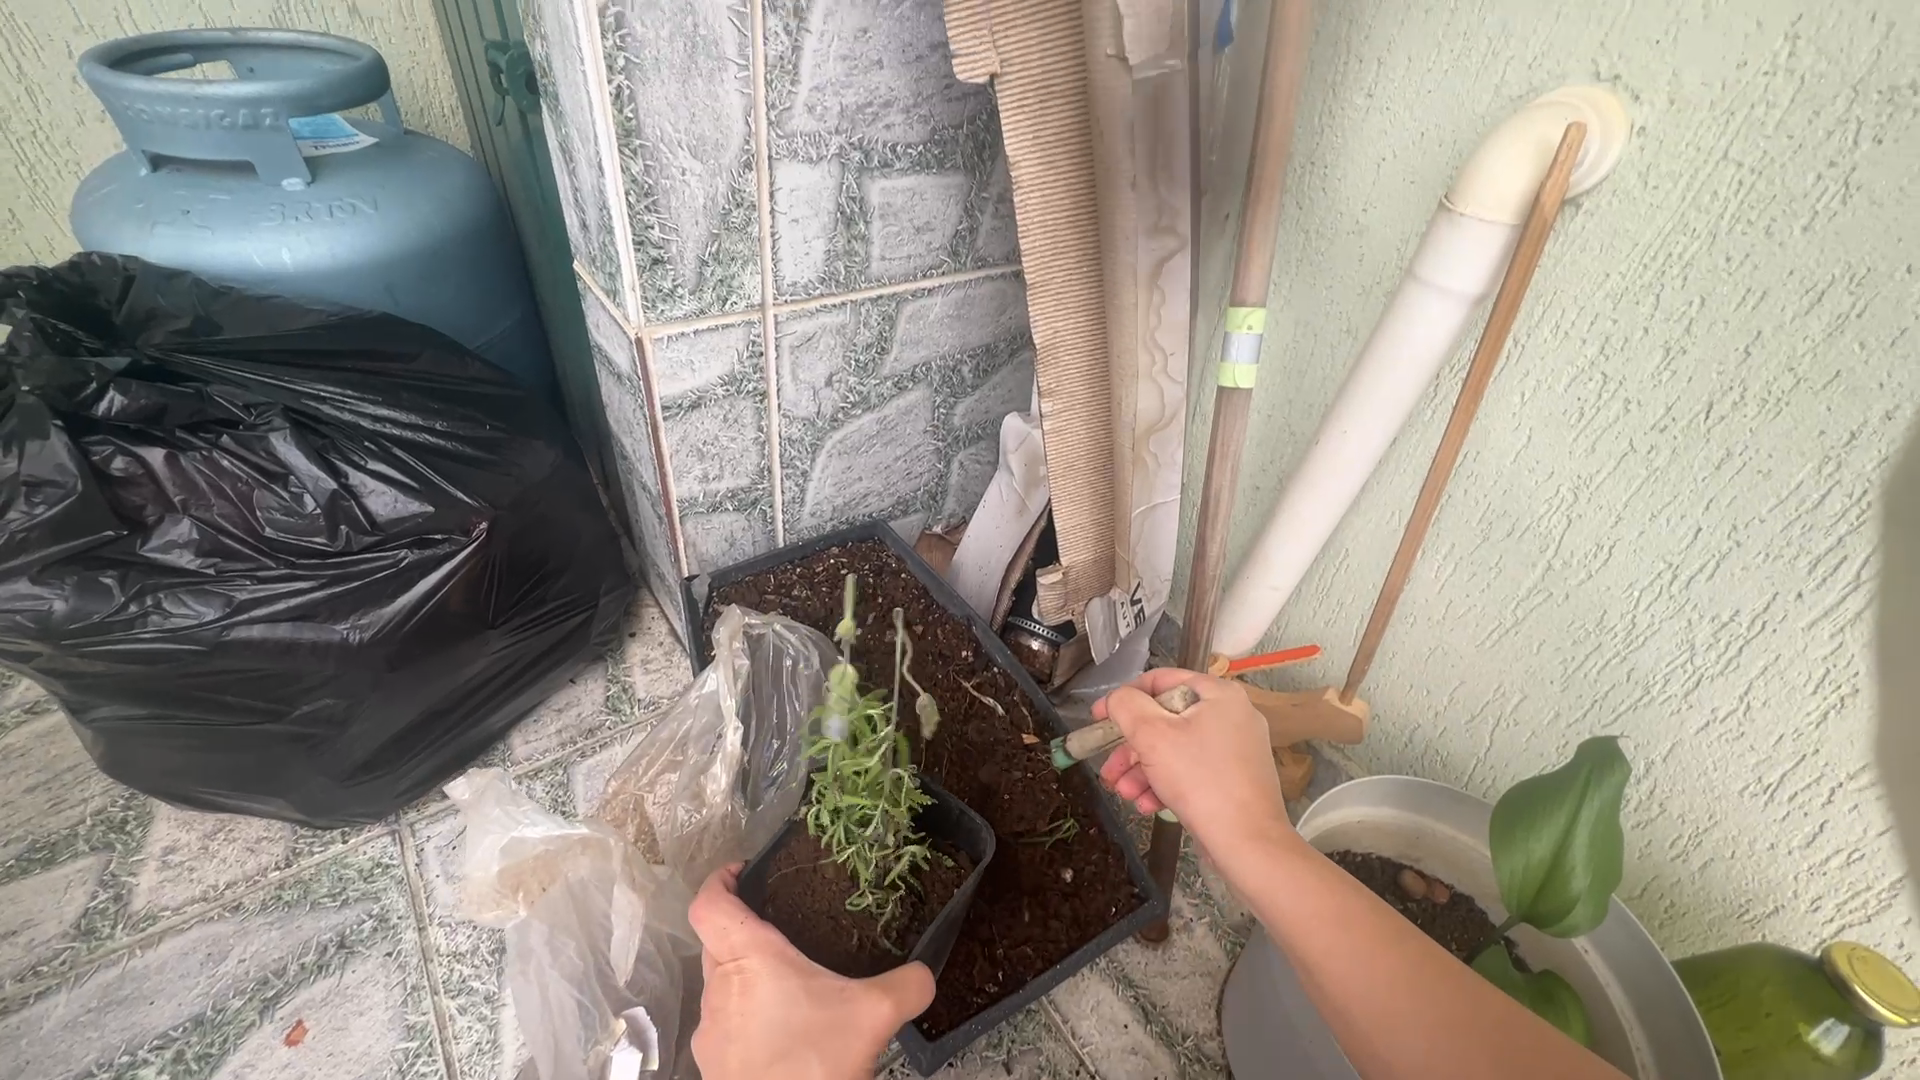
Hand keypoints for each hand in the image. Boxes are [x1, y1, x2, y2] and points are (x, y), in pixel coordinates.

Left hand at [689, 863, 934, 1079]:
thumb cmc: (815, 1064)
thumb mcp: (875, 1015)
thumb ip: (906, 983)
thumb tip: (927, 973)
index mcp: (748, 959)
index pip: (709, 904)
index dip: (720, 880)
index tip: (744, 871)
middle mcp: (719, 990)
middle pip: (716, 941)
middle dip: (745, 928)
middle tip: (783, 925)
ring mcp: (711, 1034)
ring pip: (720, 985)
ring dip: (747, 976)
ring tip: (791, 983)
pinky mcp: (714, 1069)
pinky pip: (726, 1023)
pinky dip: (749, 1015)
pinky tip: (787, 1030)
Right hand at [1094, 668, 1291, 853]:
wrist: (1248, 844)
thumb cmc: (1199, 780)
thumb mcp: (1151, 735)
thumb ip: (1126, 706)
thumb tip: (1117, 699)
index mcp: (1218, 694)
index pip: (1160, 680)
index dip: (1123, 698)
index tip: (1098, 718)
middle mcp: (1231, 715)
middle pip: (1165, 720)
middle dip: (1130, 748)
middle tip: (1108, 768)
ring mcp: (1236, 749)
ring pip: (1175, 749)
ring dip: (1142, 770)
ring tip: (1123, 793)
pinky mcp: (1235, 779)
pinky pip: (1192, 770)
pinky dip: (1166, 783)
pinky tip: (1146, 805)